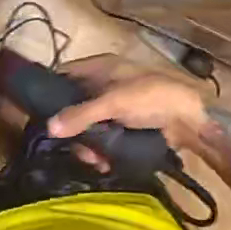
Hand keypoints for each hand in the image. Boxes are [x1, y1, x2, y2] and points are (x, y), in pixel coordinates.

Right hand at [46, 54, 210, 153]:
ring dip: (89, 144)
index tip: (39, 115)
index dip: (50, 91)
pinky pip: (104, 136)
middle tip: (76, 148)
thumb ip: (81, 115)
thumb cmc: (153, 99)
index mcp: (102, 67)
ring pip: (88, 125)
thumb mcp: (114, 104)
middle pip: (74, 105)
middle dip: (73, 130)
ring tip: (95, 160)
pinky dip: (103, 149)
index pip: (65, 74)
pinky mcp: (125, 124)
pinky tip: (105, 163)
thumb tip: (49, 128)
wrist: (191, 119)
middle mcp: (105, 83)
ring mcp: (116, 105)